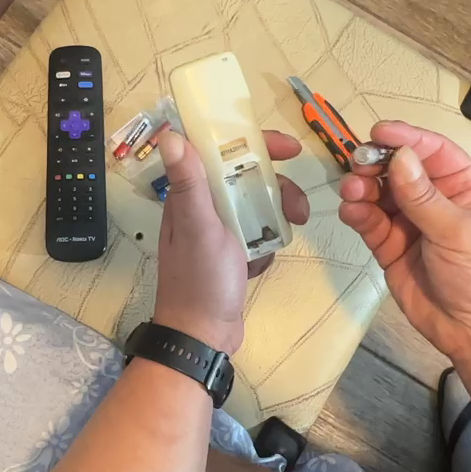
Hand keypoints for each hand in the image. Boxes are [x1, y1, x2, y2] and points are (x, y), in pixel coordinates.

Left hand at [154, 130, 309, 352]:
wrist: (202, 336)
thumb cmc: (200, 280)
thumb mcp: (198, 227)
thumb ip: (189, 182)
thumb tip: (170, 135)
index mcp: (190, 196)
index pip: (220, 152)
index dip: (253, 142)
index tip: (289, 148)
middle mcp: (201, 209)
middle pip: (245, 178)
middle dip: (277, 187)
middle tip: (300, 205)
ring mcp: (216, 232)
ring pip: (255, 206)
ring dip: (276, 216)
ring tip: (293, 229)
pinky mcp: (230, 253)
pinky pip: (257, 235)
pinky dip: (266, 244)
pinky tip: (265, 260)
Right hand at [336, 121, 470, 366]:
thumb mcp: (458, 232)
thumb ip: (424, 196)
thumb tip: (399, 156)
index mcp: (465, 187)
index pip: (433, 152)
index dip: (406, 138)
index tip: (377, 132)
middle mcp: (436, 200)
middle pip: (399, 170)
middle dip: (377, 164)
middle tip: (356, 164)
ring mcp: (411, 225)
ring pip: (379, 196)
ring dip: (363, 189)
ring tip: (351, 192)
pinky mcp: (390, 249)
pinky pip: (370, 224)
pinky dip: (358, 214)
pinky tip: (351, 211)